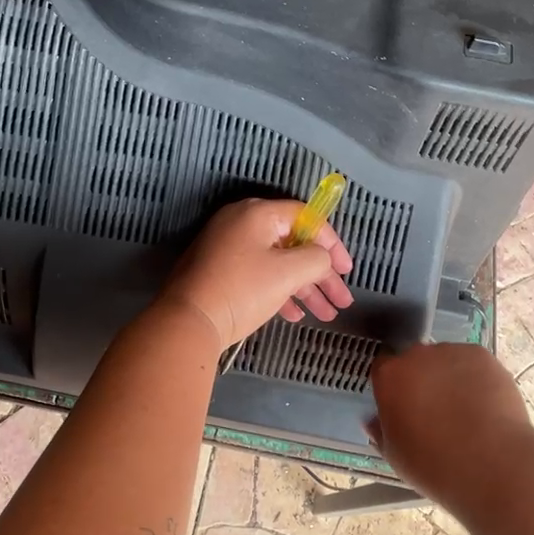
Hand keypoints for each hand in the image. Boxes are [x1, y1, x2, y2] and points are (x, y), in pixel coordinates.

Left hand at [159, 198, 354, 346]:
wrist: (187, 321)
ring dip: (304, 287)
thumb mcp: (288, 272)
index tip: (346, 269)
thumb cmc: (241, 290)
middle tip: (341, 300)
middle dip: (320, 273)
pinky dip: (279, 290)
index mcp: (257, 212)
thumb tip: (323, 257)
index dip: (331, 242)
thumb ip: (316, 259)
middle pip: (292, 242)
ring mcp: (227, 247)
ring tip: (327, 314)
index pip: (304, 216)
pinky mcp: (219, 271)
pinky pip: (258, 274)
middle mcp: (241, 223)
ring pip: (276, 262)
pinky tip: (296, 315)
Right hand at [367, 343, 533, 499]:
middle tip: (436, 414)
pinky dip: (476, 379)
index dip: (394, 388)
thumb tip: (372, 419)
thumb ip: (380, 431)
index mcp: (390, 377)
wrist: (493, 466)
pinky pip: (472, 363)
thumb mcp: (396, 458)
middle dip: (422, 381)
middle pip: (415, 362)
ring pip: (445, 361)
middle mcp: (417, 355)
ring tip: (467, 414)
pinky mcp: (481, 355)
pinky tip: (486, 407)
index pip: (383, 369)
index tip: (404, 408)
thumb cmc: (436, 468)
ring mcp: (451, 351)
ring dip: (450, 378)